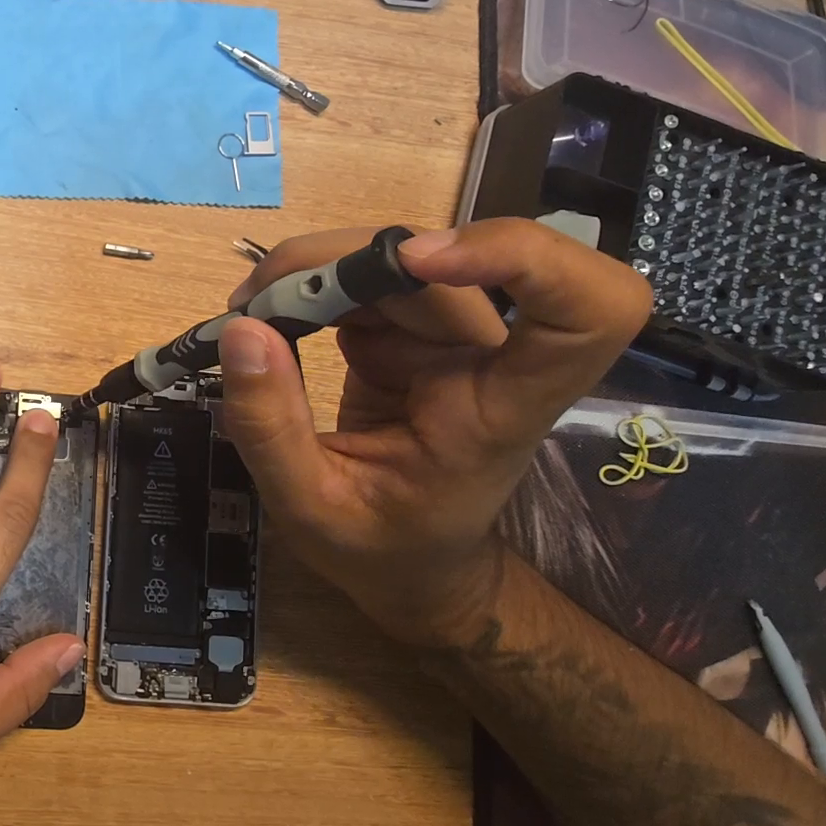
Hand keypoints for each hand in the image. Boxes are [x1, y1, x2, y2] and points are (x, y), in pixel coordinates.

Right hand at [218, 219, 651, 647]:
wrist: (407, 566)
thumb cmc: (378, 550)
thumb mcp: (305, 506)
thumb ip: (270, 427)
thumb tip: (241, 330)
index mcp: (496, 412)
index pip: (584, 313)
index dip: (522, 259)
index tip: (418, 259)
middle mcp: (486, 361)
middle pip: (445, 273)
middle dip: (342, 262)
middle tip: (253, 299)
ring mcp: (449, 343)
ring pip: (397, 265)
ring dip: (315, 270)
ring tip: (247, 306)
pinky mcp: (410, 337)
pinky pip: (365, 284)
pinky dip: (309, 288)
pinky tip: (266, 314)